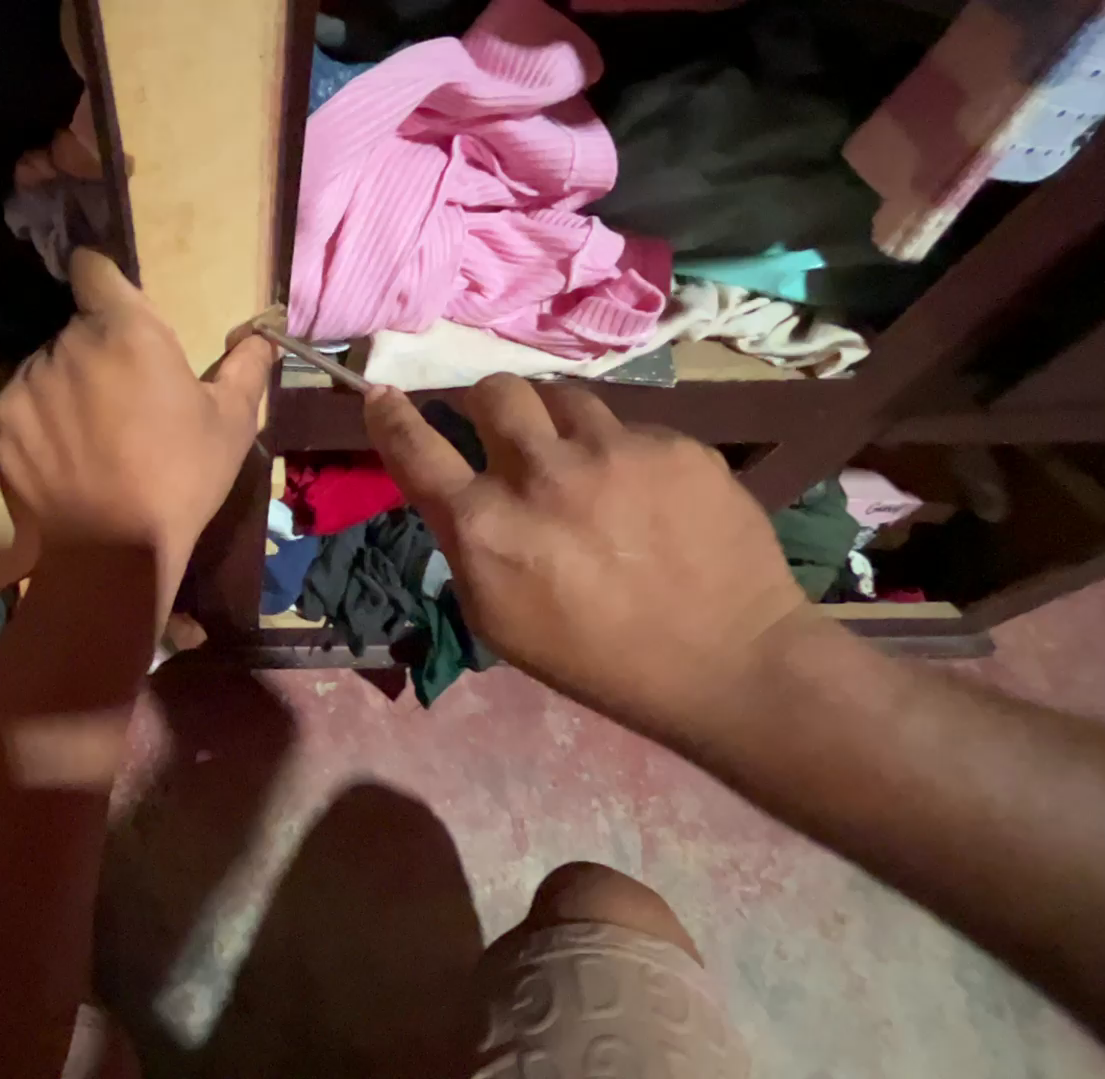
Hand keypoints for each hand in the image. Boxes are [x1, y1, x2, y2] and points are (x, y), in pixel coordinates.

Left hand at [0, 248, 274, 571]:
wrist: (116, 553)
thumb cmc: (183, 481)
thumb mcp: (231, 424)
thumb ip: (247, 367)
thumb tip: (265, 335)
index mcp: (126, 331)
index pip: (92, 268)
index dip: (103, 281)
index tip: (116, 307)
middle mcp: (67, 344)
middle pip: (77, 327)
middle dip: (99, 349)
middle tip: (125, 398)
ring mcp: (28, 385)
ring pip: (48, 365)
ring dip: (68, 384)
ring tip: (94, 435)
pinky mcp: (3, 425)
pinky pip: (24, 404)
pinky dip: (42, 418)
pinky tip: (68, 456)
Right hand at [365, 375, 813, 733]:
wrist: (724, 661)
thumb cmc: (590, 657)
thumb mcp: (496, 618)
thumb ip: (467, 546)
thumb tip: (458, 494)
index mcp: (486, 528)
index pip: (416, 450)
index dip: (390, 417)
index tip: (381, 396)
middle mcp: (541, 475)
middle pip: (493, 391)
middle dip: (484, 405)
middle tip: (500, 431)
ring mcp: (614, 452)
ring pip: (561, 398)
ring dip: (552, 425)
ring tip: (578, 463)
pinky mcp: (675, 445)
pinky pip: (626, 426)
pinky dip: (617, 451)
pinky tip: (641, 493)